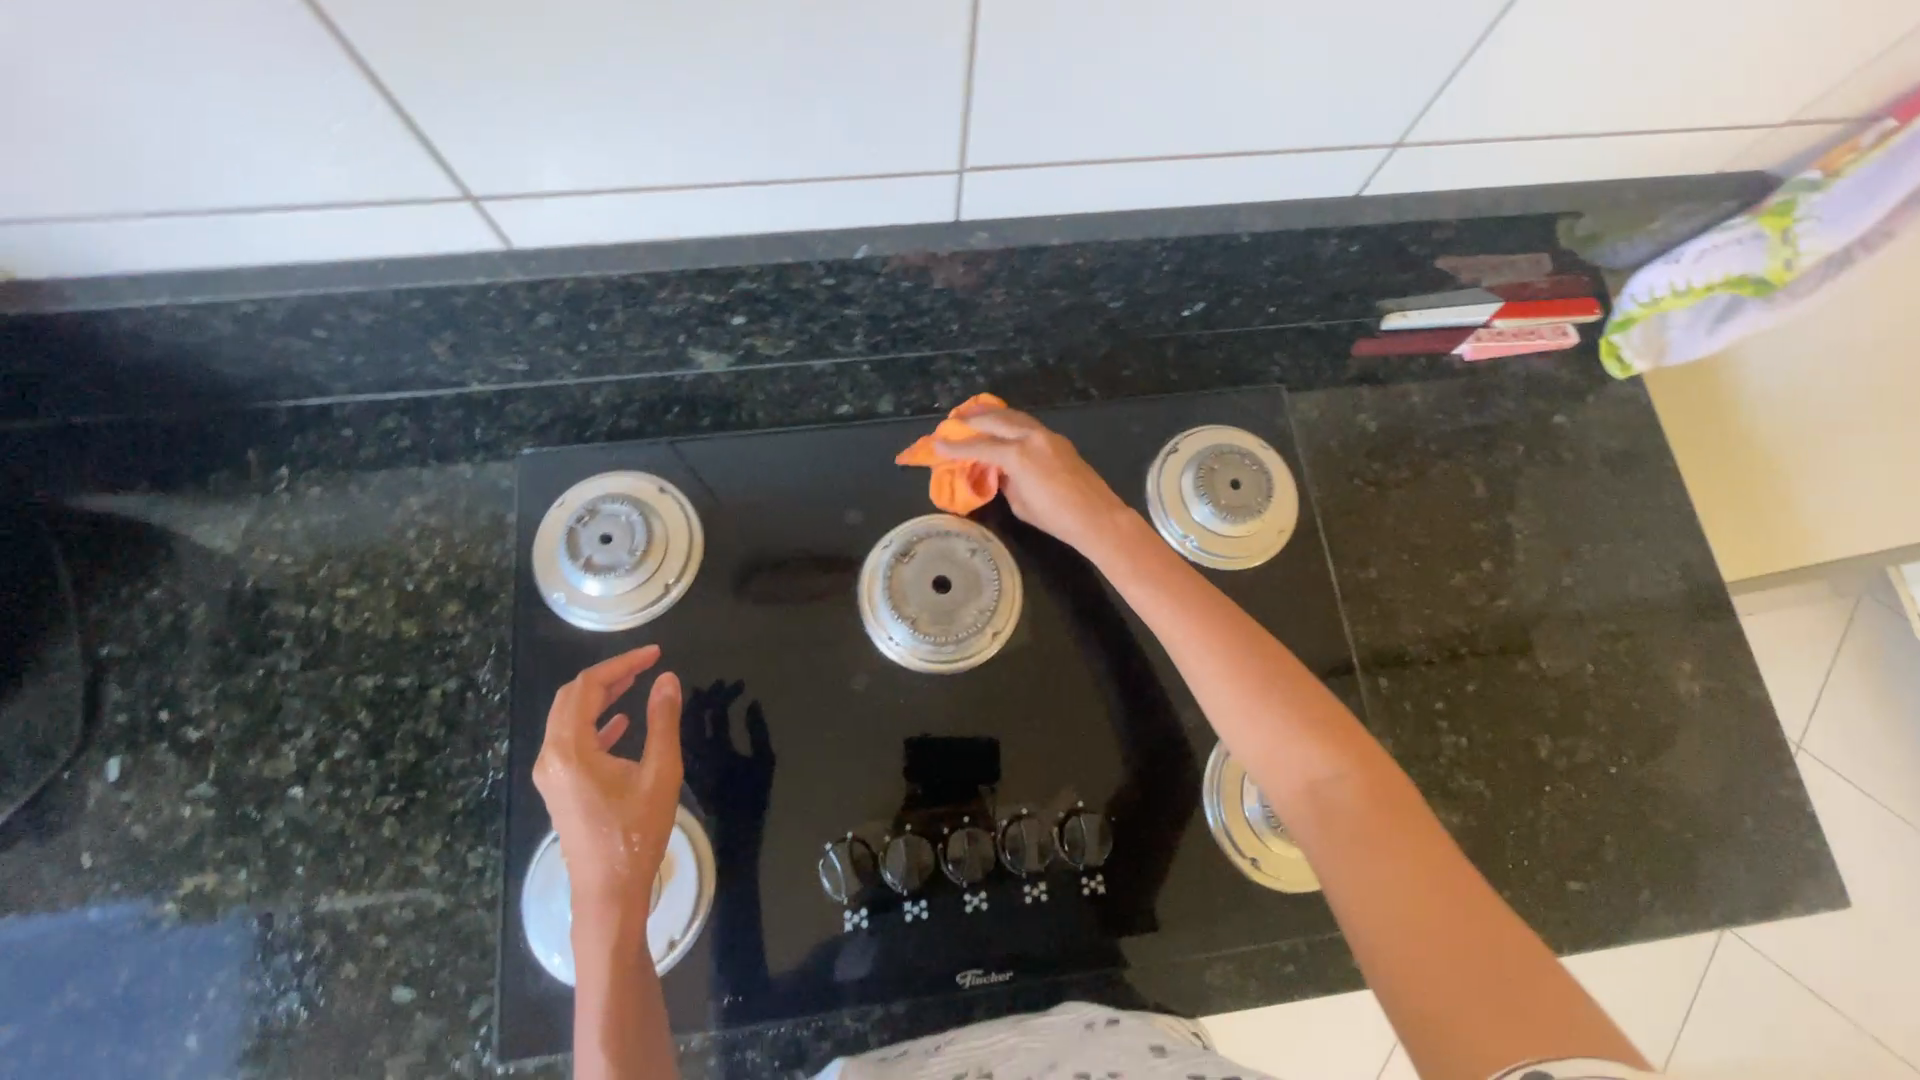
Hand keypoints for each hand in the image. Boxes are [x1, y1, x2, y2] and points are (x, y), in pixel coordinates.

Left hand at [532, 646, 683, 943]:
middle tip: (645, 665)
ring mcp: (551, 774)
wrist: (609, 891)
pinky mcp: (559, 788)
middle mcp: (551, 757)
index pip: (588, 687)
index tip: (655, 654)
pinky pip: (571, 740)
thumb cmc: (635, 832)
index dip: (621, 664)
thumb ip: (662, 721)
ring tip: (636, 684)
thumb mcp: (660, 773)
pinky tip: (622, 723)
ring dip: (601, 698)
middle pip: (571, 698)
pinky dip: (596, 723)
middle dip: (609, 676)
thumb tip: (667, 679)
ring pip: (569, 718)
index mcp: (570, 749)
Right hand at [934, 406, 1132, 553]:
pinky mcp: (1058, 441)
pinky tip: (1004, 426)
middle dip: (972, 419)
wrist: (1096, 516)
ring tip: (975, 413)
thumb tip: (999, 471)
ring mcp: (1047, 436)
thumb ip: (1005, 481)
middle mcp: (1031, 437)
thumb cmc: (1055, 518)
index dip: (955, 447)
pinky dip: (1011, 423)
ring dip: (993, 414)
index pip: (979, 446)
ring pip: (1014, 417)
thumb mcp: (1019, 503)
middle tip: (953, 420)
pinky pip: (1028, 425)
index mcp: (1018, 455)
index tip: (936, 444)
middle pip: (995, 420)